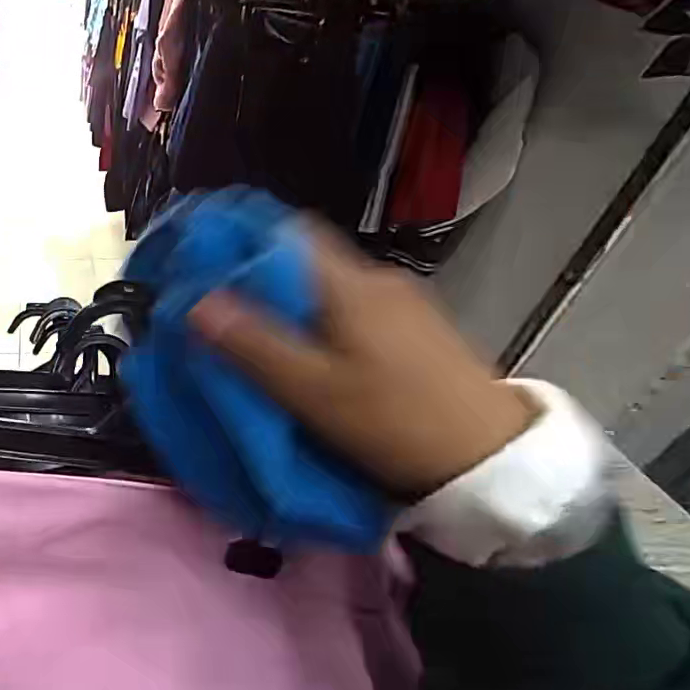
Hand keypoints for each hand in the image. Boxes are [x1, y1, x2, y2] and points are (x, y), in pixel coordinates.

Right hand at [188, 226, 539, 498]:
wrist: (490, 457)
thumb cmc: (395, 423)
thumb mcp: (315, 393)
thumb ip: (256, 346)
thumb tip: (199, 303)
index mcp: (349, 285)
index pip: (288, 232)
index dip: (243, 238)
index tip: (207, 262)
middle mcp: (378, 278)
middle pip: (307, 259)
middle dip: (264, 278)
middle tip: (230, 311)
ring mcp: (404, 300)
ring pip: (332, 285)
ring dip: (297, 302)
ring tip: (269, 338)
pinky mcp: (419, 326)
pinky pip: (357, 307)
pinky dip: (327, 319)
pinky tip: (322, 353)